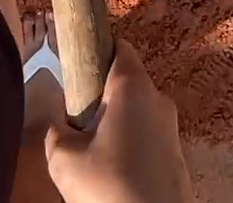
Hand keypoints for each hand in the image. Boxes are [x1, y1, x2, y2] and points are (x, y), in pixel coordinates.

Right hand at [45, 41, 194, 202]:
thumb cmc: (109, 187)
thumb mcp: (64, 161)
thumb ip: (56, 133)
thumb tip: (59, 126)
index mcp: (133, 86)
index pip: (117, 45)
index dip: (95, 50)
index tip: (74, 68)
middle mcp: (158, 98)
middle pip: (124, 80)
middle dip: (100, 95)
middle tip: (76, 120)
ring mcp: (171, 127)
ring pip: (136, 111)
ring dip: (114, 124)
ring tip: (92, 153)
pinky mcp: (176, 155)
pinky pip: (147, 136)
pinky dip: (129, 145)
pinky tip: (113, 172)